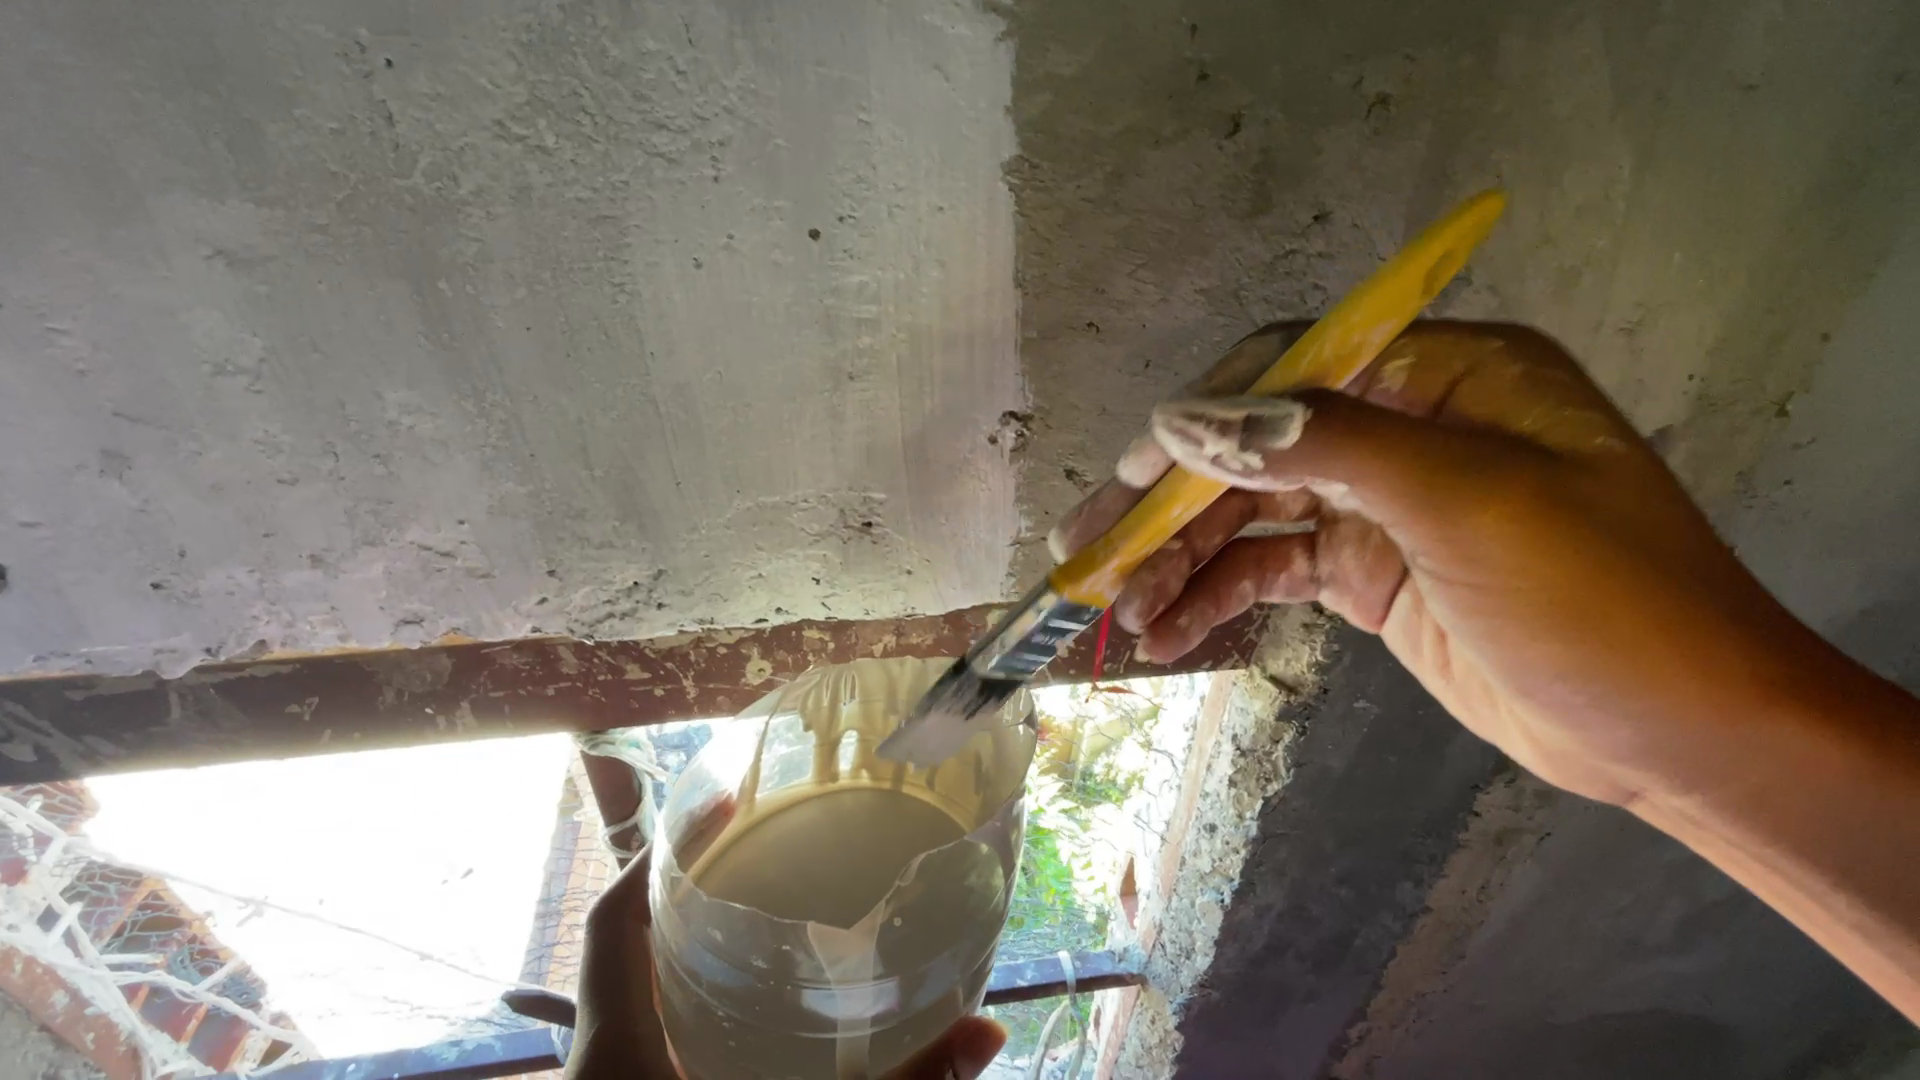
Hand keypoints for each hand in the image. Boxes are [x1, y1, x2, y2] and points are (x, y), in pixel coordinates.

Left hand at [567, 847, 1007, 1079]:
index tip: (718, 806)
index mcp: (615, 1054)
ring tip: (751, 895)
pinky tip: (744, 988)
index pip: (611, 920)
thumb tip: (989, 1031)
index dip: (656, 854)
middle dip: (680, 885)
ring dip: (681, 935)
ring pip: (631, 986)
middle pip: (620, 942)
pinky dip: (686, 988)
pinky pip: (648, 1023)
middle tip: (755, 843)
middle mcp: (599, 1061)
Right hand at [1051, 320, 1827, 806]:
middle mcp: (1397, 427)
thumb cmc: (1597, 597)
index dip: (1202, 417)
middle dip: (1168, 508)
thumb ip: (1320, 445)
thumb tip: (1185, 417)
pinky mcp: (1359, 570)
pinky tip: (1169, 636)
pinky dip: (1217, 601)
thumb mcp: (1461, 501)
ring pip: (1249, 519)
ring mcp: (1372, 502)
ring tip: (1121, 614)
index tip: (1134, 474)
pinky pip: (1268, 572)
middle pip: (1252, 451)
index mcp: (1440, 376)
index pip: (1289, 367)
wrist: (1678, 734)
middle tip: (1085, 551)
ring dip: (1181, 565)